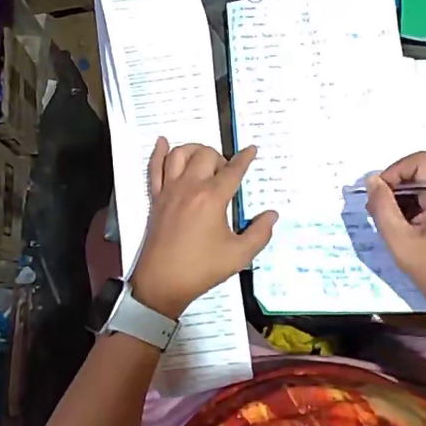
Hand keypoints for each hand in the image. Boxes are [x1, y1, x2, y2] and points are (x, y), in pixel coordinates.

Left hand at [130, 137, 277, 318]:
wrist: (162, 282)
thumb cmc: (202, 269)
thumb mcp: (239, 255)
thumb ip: (260, 233)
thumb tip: (272, 215)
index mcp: (212, 198)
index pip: (233, 170)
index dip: (245, 158)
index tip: (252, 150)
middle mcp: (190, 187)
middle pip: (206, 155)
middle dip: (221, 158)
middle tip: (228, 172)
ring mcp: (169, 191)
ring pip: (180, 154)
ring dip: (195, 150)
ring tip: (204, 158)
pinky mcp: (156, 198)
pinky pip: (154, 168)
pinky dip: (159, 153)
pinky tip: (163, 142)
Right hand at [365, 152, 425, 316]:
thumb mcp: (399, 239)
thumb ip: (382, 206)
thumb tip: (372, 179)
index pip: (419, 162)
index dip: (394, 172)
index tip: (378, 195)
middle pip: (420, 174)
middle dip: (395, 188)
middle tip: (376, 212)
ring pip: (423, 187)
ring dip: (402, 200)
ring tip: (389, 224)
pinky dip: (413, 209)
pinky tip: (403, 229)